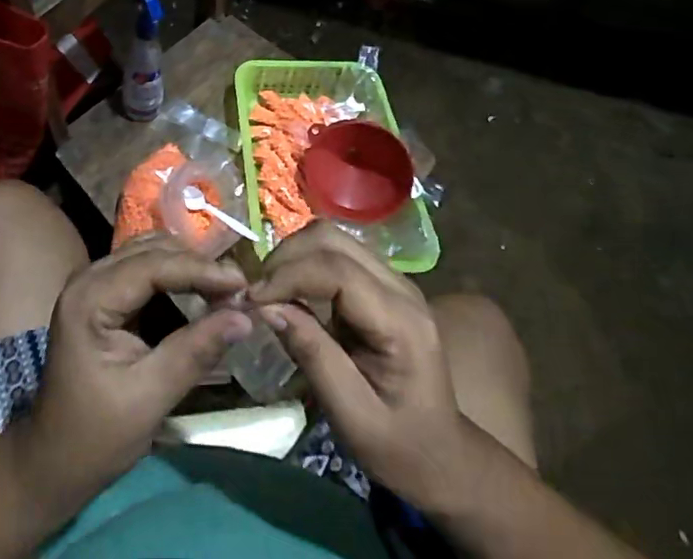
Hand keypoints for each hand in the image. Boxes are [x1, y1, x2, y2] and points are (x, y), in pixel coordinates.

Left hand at [19, 234, 252, 506]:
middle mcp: (88, 278)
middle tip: (240, 288)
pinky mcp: (105, 295)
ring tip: (227, 289)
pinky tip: (203, 291)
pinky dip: (178, 275)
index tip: (242, 284)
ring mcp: (95, 283)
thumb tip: (246, 316)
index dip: (201, 270)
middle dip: (199, 265)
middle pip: (153, 251)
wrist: (53, 460)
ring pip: (151, 252)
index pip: (153, 265)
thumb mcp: (150, 396)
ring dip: (190, 266)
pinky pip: (147, 268)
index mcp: (89, 299)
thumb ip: (196, 351)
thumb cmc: (96, 434)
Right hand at [247, 221, 474, 507]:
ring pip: (332, 239)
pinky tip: (289, 292)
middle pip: (333, 240)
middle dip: (286, 258)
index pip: (337, 271)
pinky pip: (336, 255)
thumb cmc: (398, 444)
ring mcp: (393, 280)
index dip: (289, 276)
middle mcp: (400, 287)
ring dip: (293, 257)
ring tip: (268, 292)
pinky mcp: (381, 284)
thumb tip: (266, 308)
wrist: (440, 453)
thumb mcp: (351, 415)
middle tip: (257, 294)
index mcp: (400, 320)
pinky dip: (305, 264)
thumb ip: (312, 355)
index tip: (252, 300)